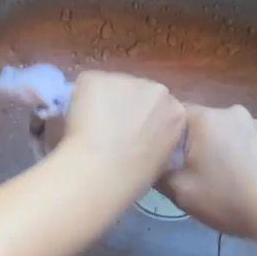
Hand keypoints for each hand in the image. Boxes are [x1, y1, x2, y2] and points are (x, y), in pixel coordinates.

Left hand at [55, 71, 185, 186]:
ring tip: (94, 129)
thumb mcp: (161, 159)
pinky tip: (81, 123)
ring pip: (111, 87)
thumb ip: (156, 137)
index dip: (140, 118)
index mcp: (176, 112)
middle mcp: (155, 89)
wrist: (102, 170)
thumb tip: (140, 135)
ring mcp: (126, 79)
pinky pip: (87, 86)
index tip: (129, 133)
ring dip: (104, 102)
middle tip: (110, 130)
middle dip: (125, 105)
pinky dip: (80, 100)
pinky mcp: (97, 78)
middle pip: (137, 91)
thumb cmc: (133, 176)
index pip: (158, 106)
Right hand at [162, 105, 256, 240]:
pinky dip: (247, 159)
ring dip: (223, 152)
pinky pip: (252, 145)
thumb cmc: (231, 200)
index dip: (166, 137)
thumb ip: (160, 173)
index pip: (174, 114)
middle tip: (194, 175)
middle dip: (196, 146)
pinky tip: (252, 185)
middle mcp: (233, 112)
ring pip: (229, 135)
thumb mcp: (183, 193)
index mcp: (206, 118)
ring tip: (227, 184)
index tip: (166, 159)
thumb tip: (152, 163)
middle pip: (203, 125)